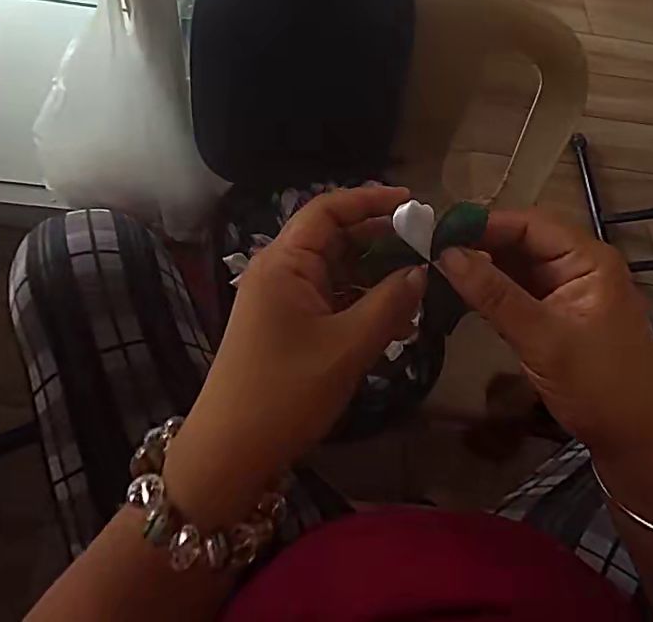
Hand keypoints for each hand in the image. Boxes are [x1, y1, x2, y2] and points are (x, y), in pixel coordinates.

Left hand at [162, 186, 426, 524]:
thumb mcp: (346, 348)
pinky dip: (359, 299)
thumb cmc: (285, 393)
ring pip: (334, 268)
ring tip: (417, 280)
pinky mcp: (286, 322)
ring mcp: (281, 296)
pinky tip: (393, 316)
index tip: (411, 201)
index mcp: (284, 261)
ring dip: (372, 272)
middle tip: (423, 244)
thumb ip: (388, 305)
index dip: (369, 199)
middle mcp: (279, 269)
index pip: (327, 210)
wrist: (229, 452)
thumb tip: (421, 273)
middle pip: (332, 237)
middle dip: (378, 237)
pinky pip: (328, 296)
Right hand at [434, 210, 652, 461]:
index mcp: (588, 259)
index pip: (529, 223)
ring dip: (481, 264)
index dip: (483, 224)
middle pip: (521, 239)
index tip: (439, 232)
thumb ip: (493, 294)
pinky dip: (490, 287)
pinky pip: (517, 287)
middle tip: (432, 248)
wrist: (640, 448)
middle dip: (478, 242)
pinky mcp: (557, 312)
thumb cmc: (600, 388)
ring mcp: (567, 289)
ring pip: (516, 263)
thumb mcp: (542, 339)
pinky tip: (460, 290)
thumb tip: (445, 253)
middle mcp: (578, 265)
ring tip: (438, 265)